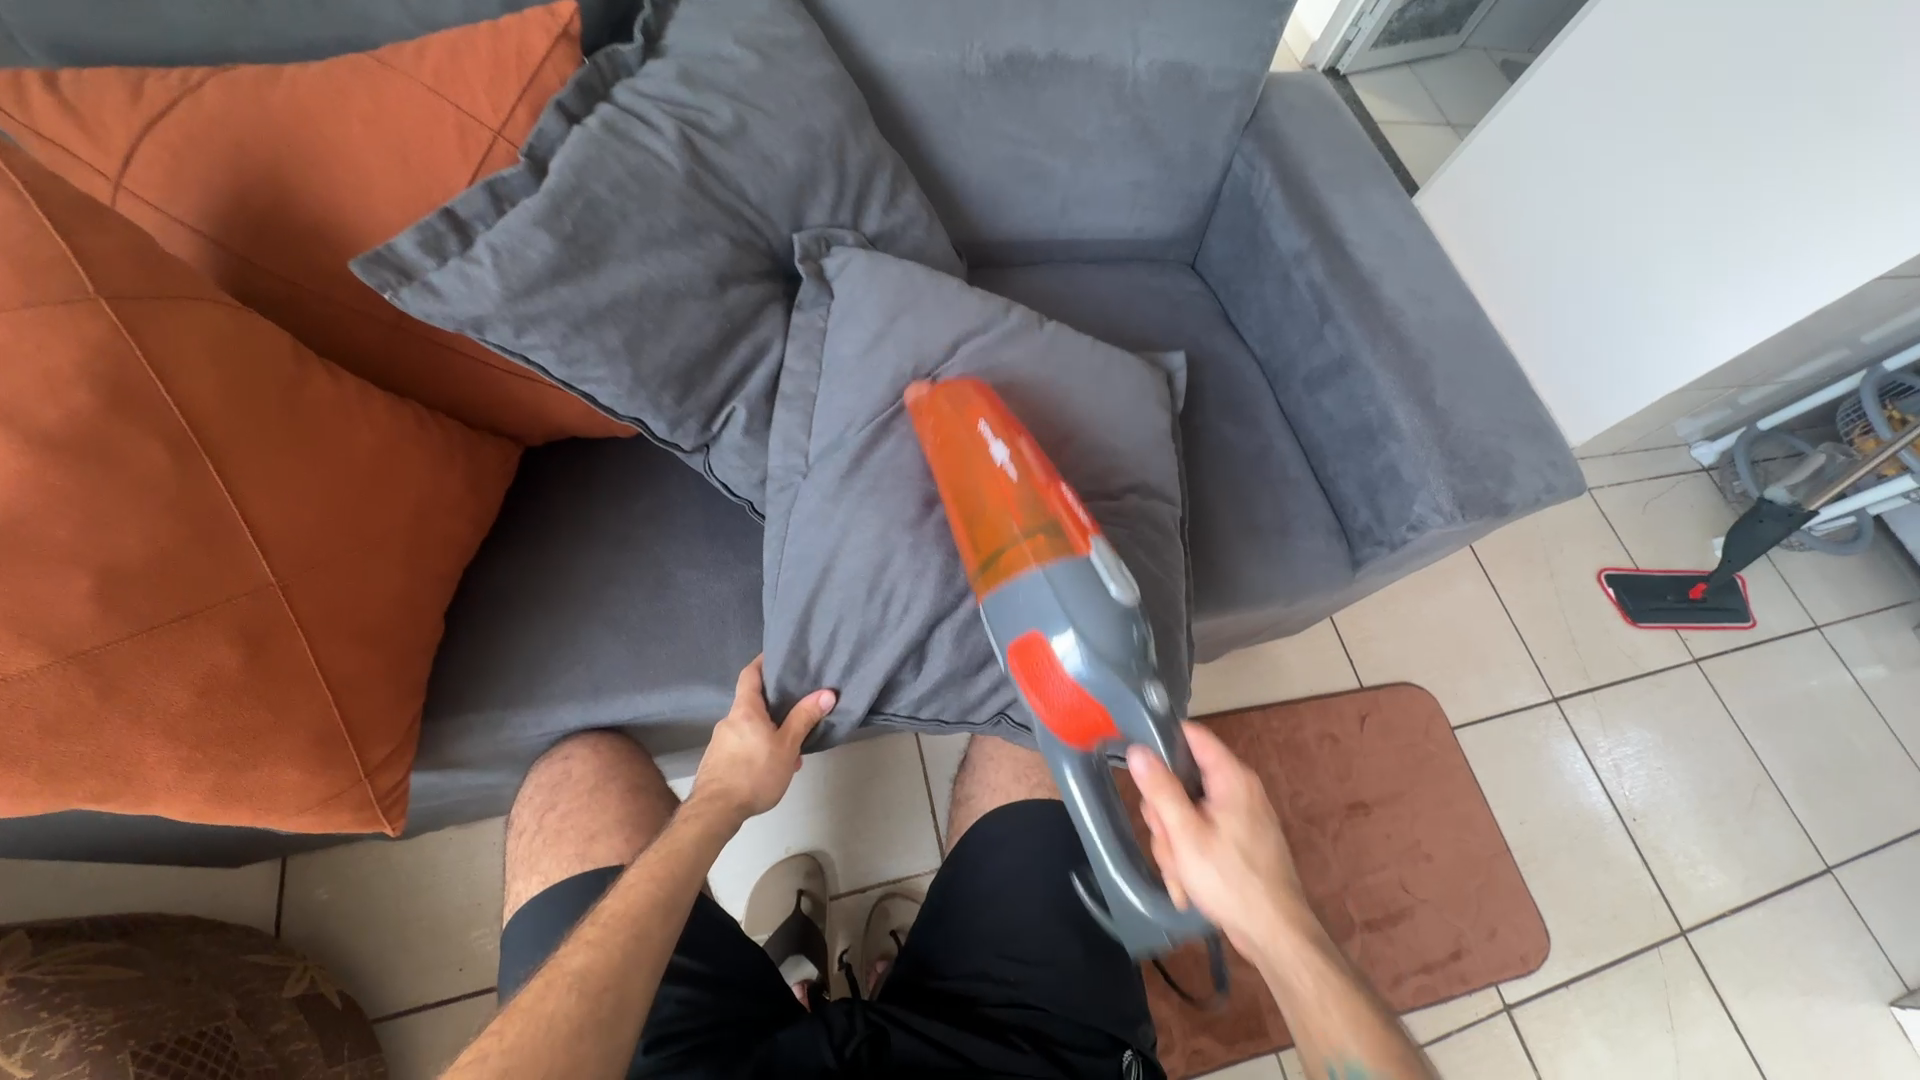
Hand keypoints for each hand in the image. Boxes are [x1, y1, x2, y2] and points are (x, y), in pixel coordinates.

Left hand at [689, 657, 835, 825]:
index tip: (776, 656)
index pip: (750, 674)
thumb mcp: (786, 746)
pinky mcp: (717, 762)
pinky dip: (759, 749)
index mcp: (744, 710)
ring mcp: (720, 742)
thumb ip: (804, 718)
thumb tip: (827, 693)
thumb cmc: (753, 773)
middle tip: (797, 708)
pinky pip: (743, 746)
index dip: (762, 662)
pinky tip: (774, 768)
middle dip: (775, 706)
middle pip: (752, 703)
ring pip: (750, 728)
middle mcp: (729, 721)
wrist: (715, 812)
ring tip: (791, 748)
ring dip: (770, 733)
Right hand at [1127, 723, 1311, 955]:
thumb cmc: (1230, 879)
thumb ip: (1160, 789)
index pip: (1191, 735)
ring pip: (1186, 813)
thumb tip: (1138, 749)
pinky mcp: (1238, 841)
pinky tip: (1189, 883)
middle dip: (1165, 814)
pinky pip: (1200, 834)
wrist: (1275, 934)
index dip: (1162, 743)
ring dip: (1174, 842)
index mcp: (1231, 777)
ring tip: (1182, 871)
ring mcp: (1240, 817)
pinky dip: (1189, 856)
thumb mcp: (1185, 834)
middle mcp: (1238, 789)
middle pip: (1182, 781)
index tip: (1138, 766)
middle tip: (1169, 840)